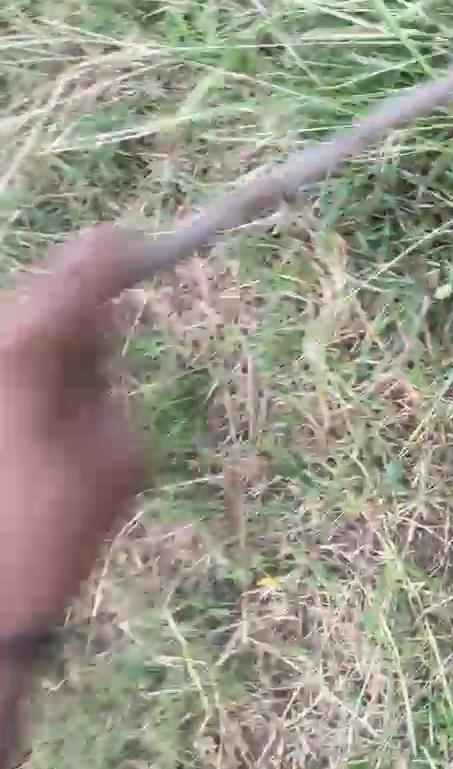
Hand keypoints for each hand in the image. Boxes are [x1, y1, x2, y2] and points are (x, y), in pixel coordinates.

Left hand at [0, 229, 145, 634]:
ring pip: (3, 346)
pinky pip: (4, 374)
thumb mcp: (117, 452)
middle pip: (17, 320)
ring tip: (70, 380)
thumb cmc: (55, 530)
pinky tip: (37, 421)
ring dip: (35, 349)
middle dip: (59, 312)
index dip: (94, 266)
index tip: (123, 238)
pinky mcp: (0, 414)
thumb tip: (101, 326)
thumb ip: (103, 378)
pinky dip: (23, 378)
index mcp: (19, 373)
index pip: (61, 299)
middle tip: (104, 315)